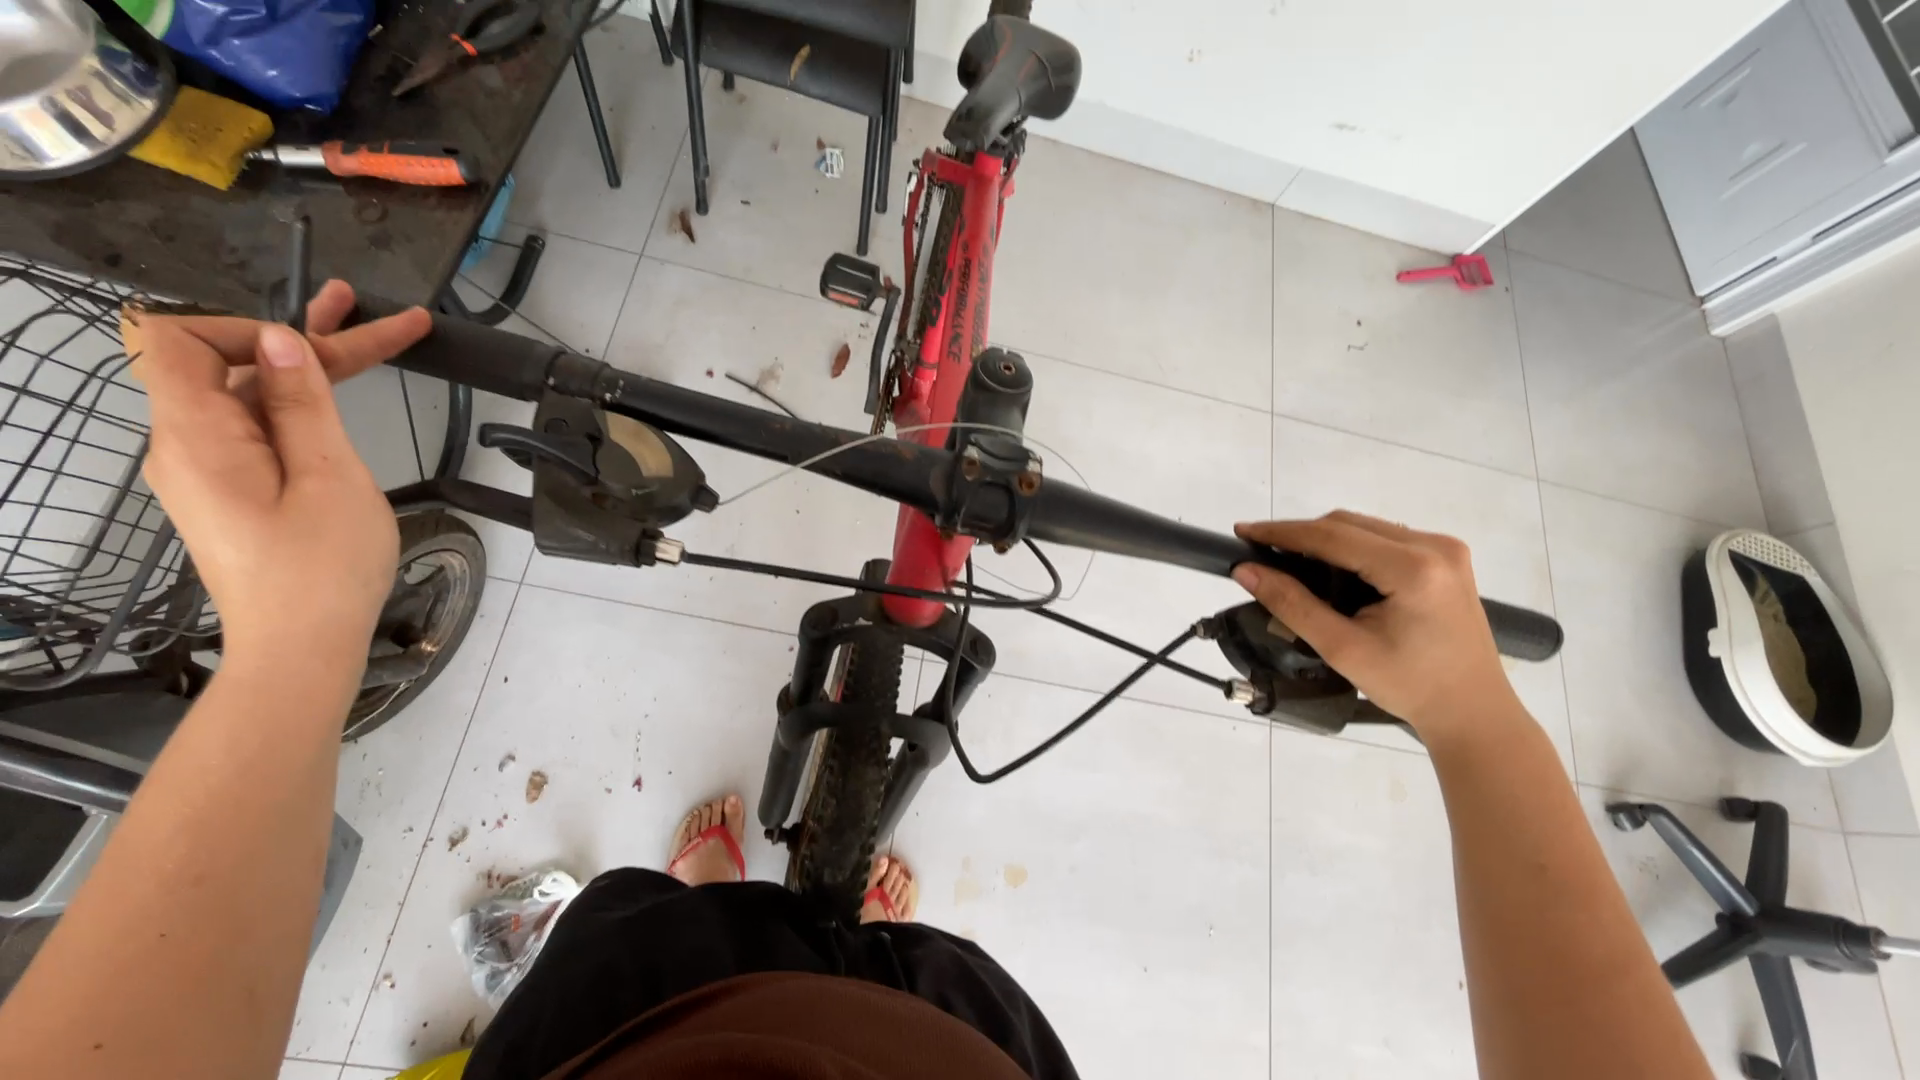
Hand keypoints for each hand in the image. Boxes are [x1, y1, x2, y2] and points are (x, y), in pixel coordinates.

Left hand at [123, 282, 431, 670]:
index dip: (241, 326)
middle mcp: (186, 446)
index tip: (312, 348)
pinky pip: (255, 431)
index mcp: (198, 438)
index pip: (176, 341)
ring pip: (248, 397)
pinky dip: (297, 405)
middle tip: (369, 312)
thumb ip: (302, 405)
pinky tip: (337, 395)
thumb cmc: (322, 569)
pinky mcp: (233, 492)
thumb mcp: (329, 478)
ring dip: (303, 366)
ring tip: (369, 333)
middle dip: (298, 338)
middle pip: (225, 367)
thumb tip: (278, 341)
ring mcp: (208, 471)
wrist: (302, 648)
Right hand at [1230, 511, 1522, 738]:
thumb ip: (1292, 605)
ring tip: (1288, 563)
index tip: (1242, 532)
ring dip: (1325, 541)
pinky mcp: (1446, 558)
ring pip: (1365, 528)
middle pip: (1349, 524)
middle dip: (1301, 535)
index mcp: (1413, 569)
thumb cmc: (1409, 686)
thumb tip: (1246, 570)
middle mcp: (1435, 546)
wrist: (1472, 710)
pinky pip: (1384, 539)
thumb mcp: (1342, 648)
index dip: (1282, 532)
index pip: (1333, 536)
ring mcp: (1445, 549)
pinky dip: (1351, 548)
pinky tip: (1330, 570)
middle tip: (1260, 553)